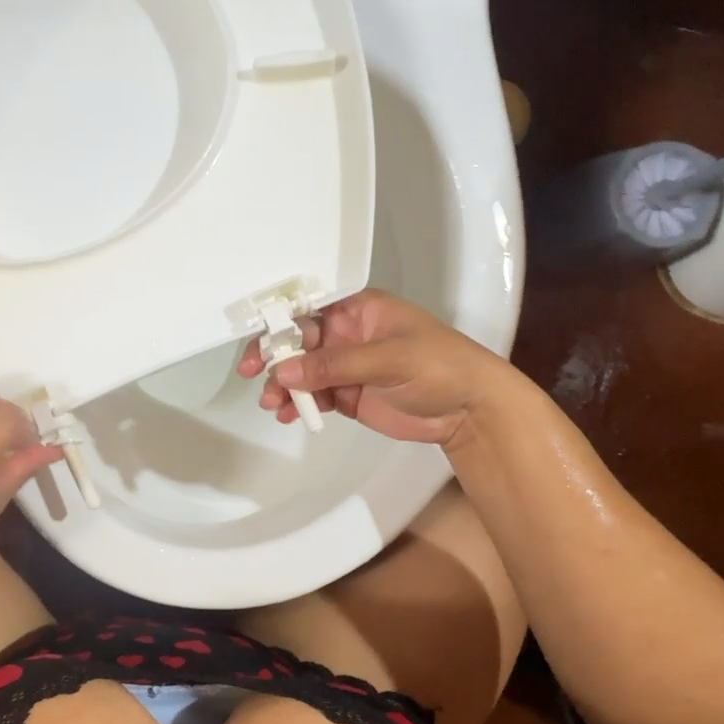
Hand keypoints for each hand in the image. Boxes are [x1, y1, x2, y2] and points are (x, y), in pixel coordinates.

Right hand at [236, 291, 520, 447]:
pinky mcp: (345, 396)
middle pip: (297, 342)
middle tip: (253, 375)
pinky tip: (289, 415)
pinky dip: (297, 405)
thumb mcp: (388, 359)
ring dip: (282, 385)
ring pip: (300, 372)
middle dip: (275, 358)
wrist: (469, 411)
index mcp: (358, 310)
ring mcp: (344, 366)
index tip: (259, 342)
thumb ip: (335, 365)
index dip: (280, 322)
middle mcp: (346, 334)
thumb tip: (284, 371)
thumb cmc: (438, 367)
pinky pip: (312, 396)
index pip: (309, 309)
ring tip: (274, 404)